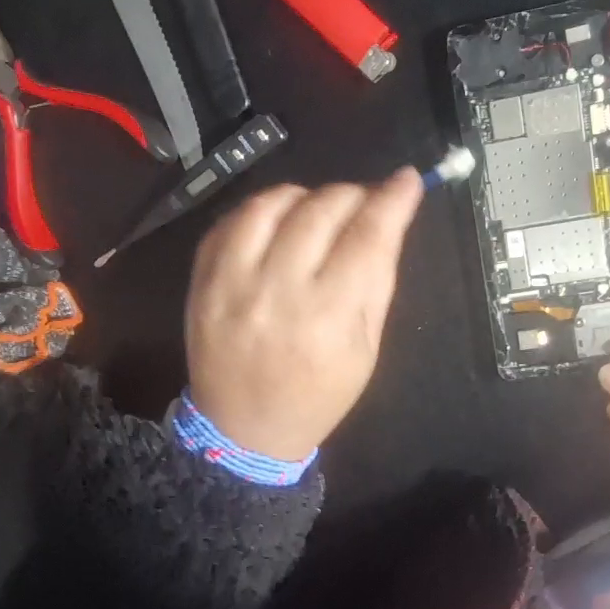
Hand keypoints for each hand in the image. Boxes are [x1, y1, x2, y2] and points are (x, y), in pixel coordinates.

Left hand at [186, 170, 423, 461]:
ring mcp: (232, 282)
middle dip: (353, 194)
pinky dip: (262, 209)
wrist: (244, 428)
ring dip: (305, 195)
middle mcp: (278, 291)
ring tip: (319, 210)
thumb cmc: (319, 395)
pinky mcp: (202, 279)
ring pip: (272, 203)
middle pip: (321, 210)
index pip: (367, 237)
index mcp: (328, 317)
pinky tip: (279, 221)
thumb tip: (390, 221)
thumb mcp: (365, 350)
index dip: (393, 200)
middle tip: (366, 203)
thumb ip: (377, 282)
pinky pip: (231, 220)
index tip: (408, 180)